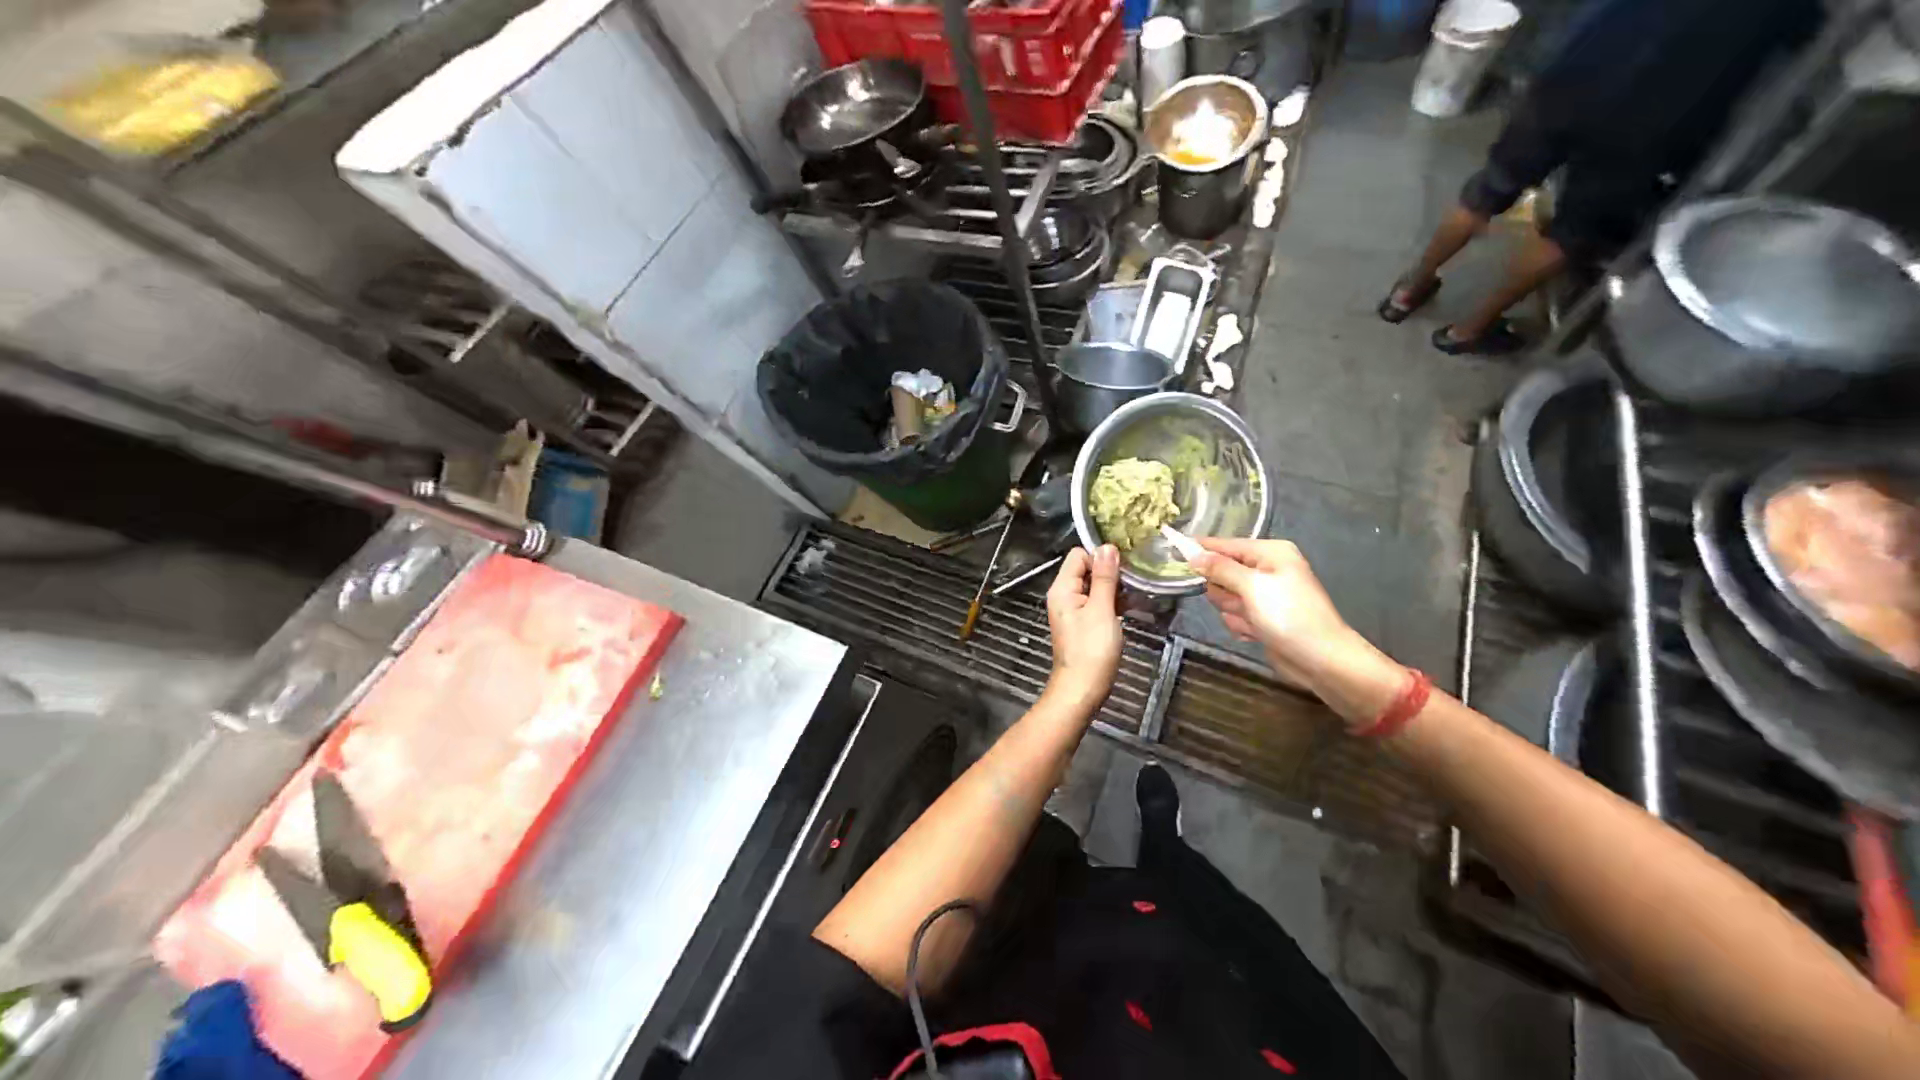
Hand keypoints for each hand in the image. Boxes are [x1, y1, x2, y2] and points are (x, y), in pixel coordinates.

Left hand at [1044, 544, 1121, 713]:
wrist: (1082, 688)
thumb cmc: (1091, 649)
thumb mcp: (1101, 609)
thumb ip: (1104, 577)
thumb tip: (1107, 547)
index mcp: (1062, 588)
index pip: (1079, 555)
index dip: (1100, 557)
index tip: (1124, 566)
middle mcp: (1064, 596)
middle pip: (1086, 569)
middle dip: (1110, 572)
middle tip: (1134, 580)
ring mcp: (1073, 610)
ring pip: (1094, 587)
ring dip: (1113, 588)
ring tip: (1136, 594)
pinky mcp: (1083, 623)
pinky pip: (1097, 603)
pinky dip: (1112, 602)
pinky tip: (1129, 607)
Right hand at [1189, 538, 1404, 724]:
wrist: (1322, 660)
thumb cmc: (1289, 616)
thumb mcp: (1252, 587)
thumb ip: (1220, 568)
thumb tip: (1192, 553)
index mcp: (1270, 553)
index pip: (1225, 545)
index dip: (1200, 549)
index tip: (1172, 547)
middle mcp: (1267, 569)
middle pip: (1221, 572)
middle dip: (1224, 591)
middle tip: (1240, 602)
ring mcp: (1265, 595)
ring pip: (1225, 597)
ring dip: (1233, 612)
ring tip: (1253, 621)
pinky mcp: (1262, 617)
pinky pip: (1235, 615)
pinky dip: (1241, 625)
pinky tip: (1257, 633)